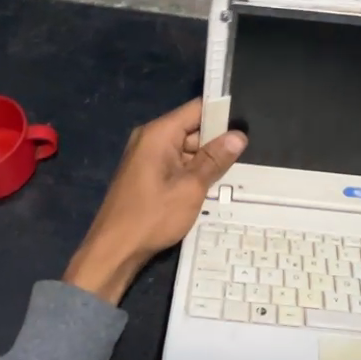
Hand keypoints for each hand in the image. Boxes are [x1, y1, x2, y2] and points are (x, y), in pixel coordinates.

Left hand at [63, 99, 246, 303]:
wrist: (114, 250)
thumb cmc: (152, 217)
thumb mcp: (191, 188)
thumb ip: (215, 160)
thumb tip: (238, 136)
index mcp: (159, 133)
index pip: (197, 109)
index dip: (222, 114)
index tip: (246, 125)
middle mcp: (150, 138)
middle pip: (192, 128)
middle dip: (216, 141)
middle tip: (245, 154)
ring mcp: (146, 156)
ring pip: (186, 148)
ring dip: (205, 160)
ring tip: (231, 172)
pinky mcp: (146, 173)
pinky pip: (176, 162)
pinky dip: (192, 171)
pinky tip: (208, 186)